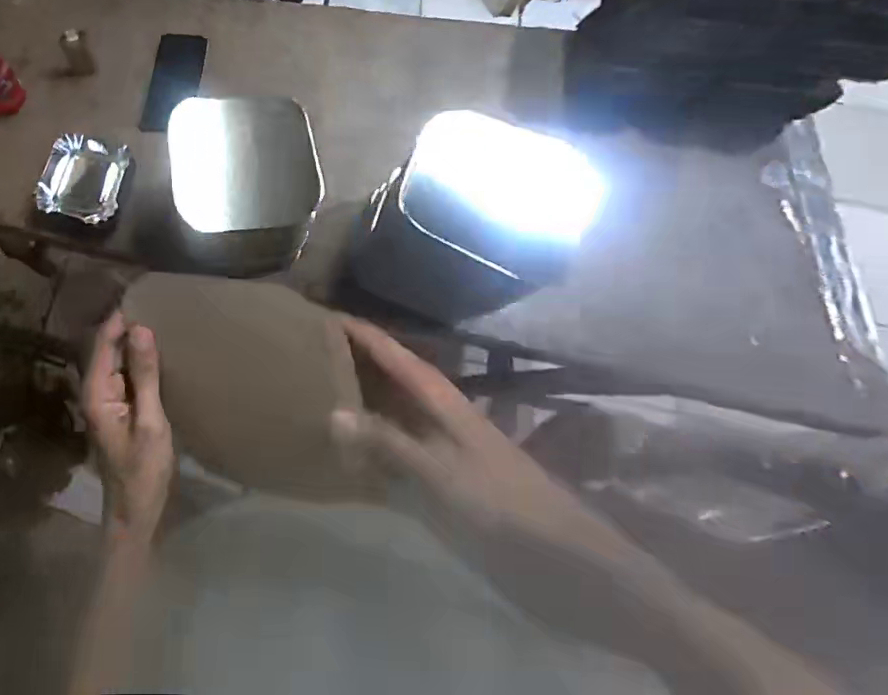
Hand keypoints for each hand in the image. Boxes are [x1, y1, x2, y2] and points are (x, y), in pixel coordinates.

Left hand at [83, 312, 173, 537]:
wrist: (135, 512)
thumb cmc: (142, 470)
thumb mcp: (150, 420)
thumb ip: (145, 374)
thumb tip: (141, 328)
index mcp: (95, 392)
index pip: (104, 341)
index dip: (121, 316)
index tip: (144, 291)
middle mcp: (95, 390)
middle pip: (108, 346)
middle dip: (128, 324)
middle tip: (158, 299)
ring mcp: (106, 399)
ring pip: (117, 358)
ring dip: (134, 340)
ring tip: (161, 316)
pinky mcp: (118, 406)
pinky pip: (125, 373)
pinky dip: (139, 359)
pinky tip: (158, 350)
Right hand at [330, 318, 593, 543]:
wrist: (570, 570)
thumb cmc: (510, 511)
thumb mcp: (447, 476)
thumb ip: (393, 444)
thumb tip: (335, 412)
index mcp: (448, 408)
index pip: (401, 360)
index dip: (368, 337)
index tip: (330, 316)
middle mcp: (442, 425)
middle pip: (396, 384)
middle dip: (361, 365)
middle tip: (316, 350)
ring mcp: (444, 458)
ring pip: (395, 422)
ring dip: (363, 407)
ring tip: (322, 393)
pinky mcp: (445, 492)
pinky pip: (398, 464)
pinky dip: (372, 457)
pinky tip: (348, 462)